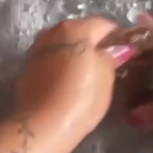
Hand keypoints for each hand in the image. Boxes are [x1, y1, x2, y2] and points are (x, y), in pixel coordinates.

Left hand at [11, 17, 128, 147]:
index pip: (104, 25)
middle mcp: (52, 31)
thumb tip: (117, 49)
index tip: (124, 54)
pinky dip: (60, 64)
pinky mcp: (27, 66)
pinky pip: (51, 58)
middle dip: (94, 44)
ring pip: (63, 44)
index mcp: (75, 28)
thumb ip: (112, 57)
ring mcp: (37, 47)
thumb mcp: (106, 77)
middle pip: (81, 31)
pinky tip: (67, 83)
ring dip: (75, 54)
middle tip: (107, 65)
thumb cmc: (80, 98)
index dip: (117, 38)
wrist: (42, 126)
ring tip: (86, 76)